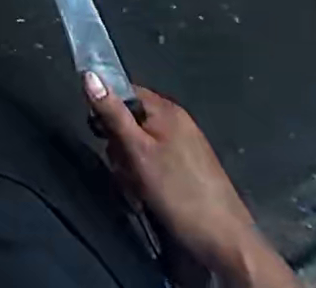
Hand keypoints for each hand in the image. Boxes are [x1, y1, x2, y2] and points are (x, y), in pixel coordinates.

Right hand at [86, 76, 296, 287]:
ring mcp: (186, 145)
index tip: (100, 134)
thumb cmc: (178, 192)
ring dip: (132, 165)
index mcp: (166, 108)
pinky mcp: (191, 168)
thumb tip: (89, 74)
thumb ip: (112, 113)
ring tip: (138, 188)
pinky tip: (149, 196)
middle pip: (132, 119)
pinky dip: (148, 176)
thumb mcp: (137, 151)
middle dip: (121, 145)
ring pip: (142, 144)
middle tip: (126, 169)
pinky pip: (157, 160)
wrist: (226, 242)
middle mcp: (177, 120)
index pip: (125, 91)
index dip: (107, 109)